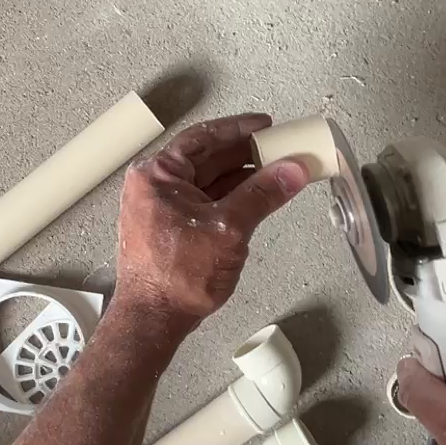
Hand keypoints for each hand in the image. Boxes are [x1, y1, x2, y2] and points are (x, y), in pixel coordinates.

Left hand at [114, 114, 308, 328]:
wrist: (153, 319)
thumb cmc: (176, 276)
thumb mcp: (228, 228)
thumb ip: (262, 195)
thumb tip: (291, 170)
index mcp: (157, 175)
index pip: (202, 138)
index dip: (237, 129)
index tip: (266, 125)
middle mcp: (155, 186)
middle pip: (206, 158)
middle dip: (245, 154)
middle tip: (279, 148)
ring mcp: (161, 208)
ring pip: (208, 182)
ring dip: (242, 177)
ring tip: (277, 172)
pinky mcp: (172, 229)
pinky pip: (206, 202)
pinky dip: (232, 198)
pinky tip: (257, 198)